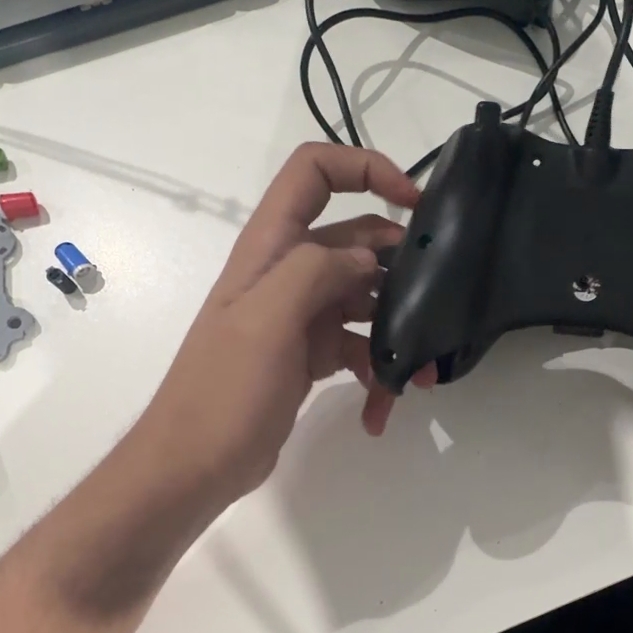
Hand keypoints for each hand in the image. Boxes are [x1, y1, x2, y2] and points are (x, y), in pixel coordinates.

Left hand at [145, 143, 437, 498]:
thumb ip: (316, 272)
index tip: (415, 202)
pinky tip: (385, 405)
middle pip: (355, 241)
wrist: (196, 463)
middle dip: (398, 267)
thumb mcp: (267, 320)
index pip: (314, 173)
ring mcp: (299, 317)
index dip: (365, 169)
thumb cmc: (225, 390)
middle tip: (435, 303)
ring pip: (364, 300)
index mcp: (270, 248)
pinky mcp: (310, 357)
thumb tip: (368, 258)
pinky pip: (357, 347)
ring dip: (396, 329)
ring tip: (420, 372)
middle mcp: (287, 274)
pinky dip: (377, 371)